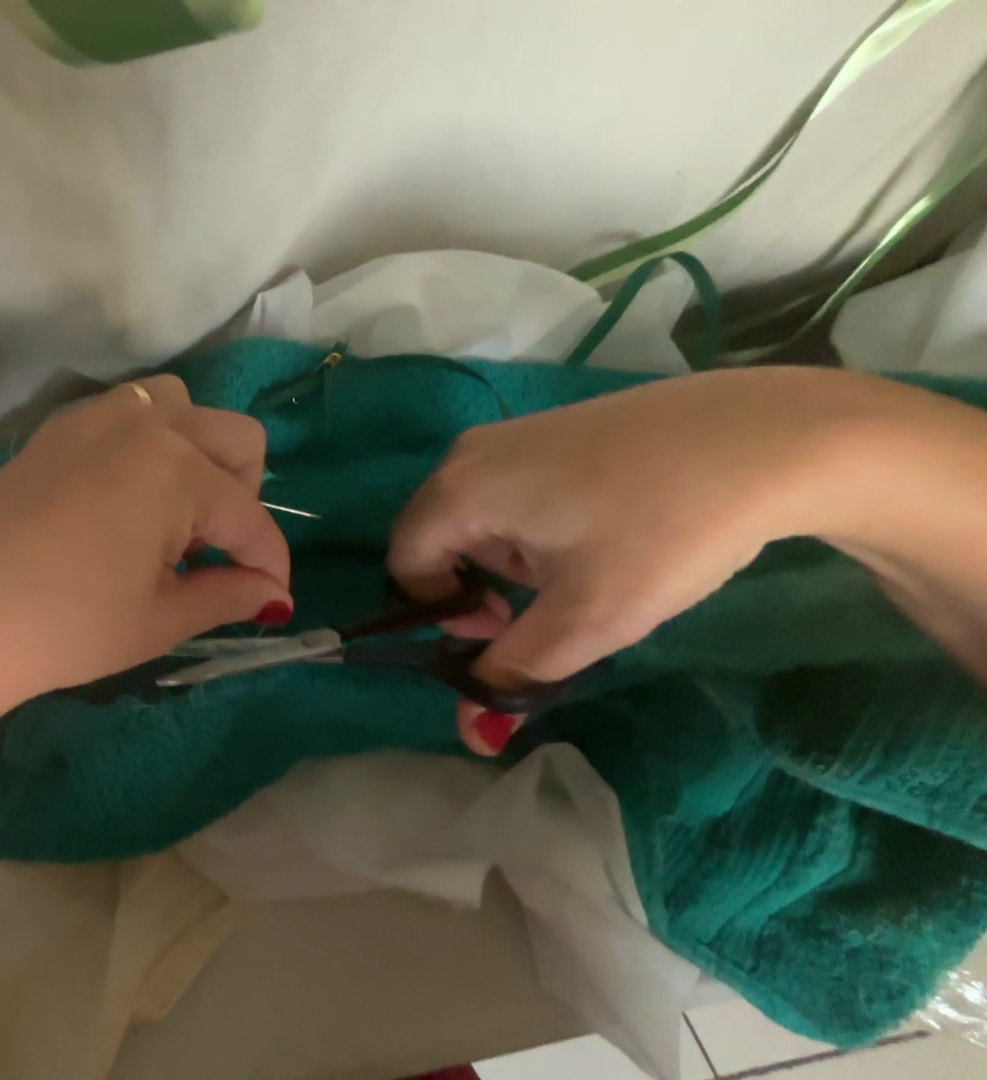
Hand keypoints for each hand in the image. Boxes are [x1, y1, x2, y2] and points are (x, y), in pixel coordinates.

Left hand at [0, 376, 292, 803]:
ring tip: (171, 516)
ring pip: (175, 407)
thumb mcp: (154, 620)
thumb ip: (224, 596)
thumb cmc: (61, 628)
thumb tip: (269, 593)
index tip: (272, 599)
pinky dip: (143, 444)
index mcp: (177, 470)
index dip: (269, 563)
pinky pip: (121, 415)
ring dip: (195, 452)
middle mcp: (142, 426)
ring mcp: (90, 420)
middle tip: (215, 554)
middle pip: (232, 438)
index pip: (250, 517)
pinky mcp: (51, 432)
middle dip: (242, 495)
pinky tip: (121, 501)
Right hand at [389, 366, 922, 754]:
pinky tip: (595, 528)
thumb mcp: (588, 616)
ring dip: (502, 558)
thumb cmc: (664, 528)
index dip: (442, 612)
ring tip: (577, 567)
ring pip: (471, 514)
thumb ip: (517, 674)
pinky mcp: (547, 427)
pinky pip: (504, 488)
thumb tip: (472, 739)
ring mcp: (507, 434)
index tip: (508, 628)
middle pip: (433, 538)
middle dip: (472, 586)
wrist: (780, 436)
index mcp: (456, 491)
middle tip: (538, 607)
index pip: (405, 565)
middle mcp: (465, 454)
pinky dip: (527, 523)